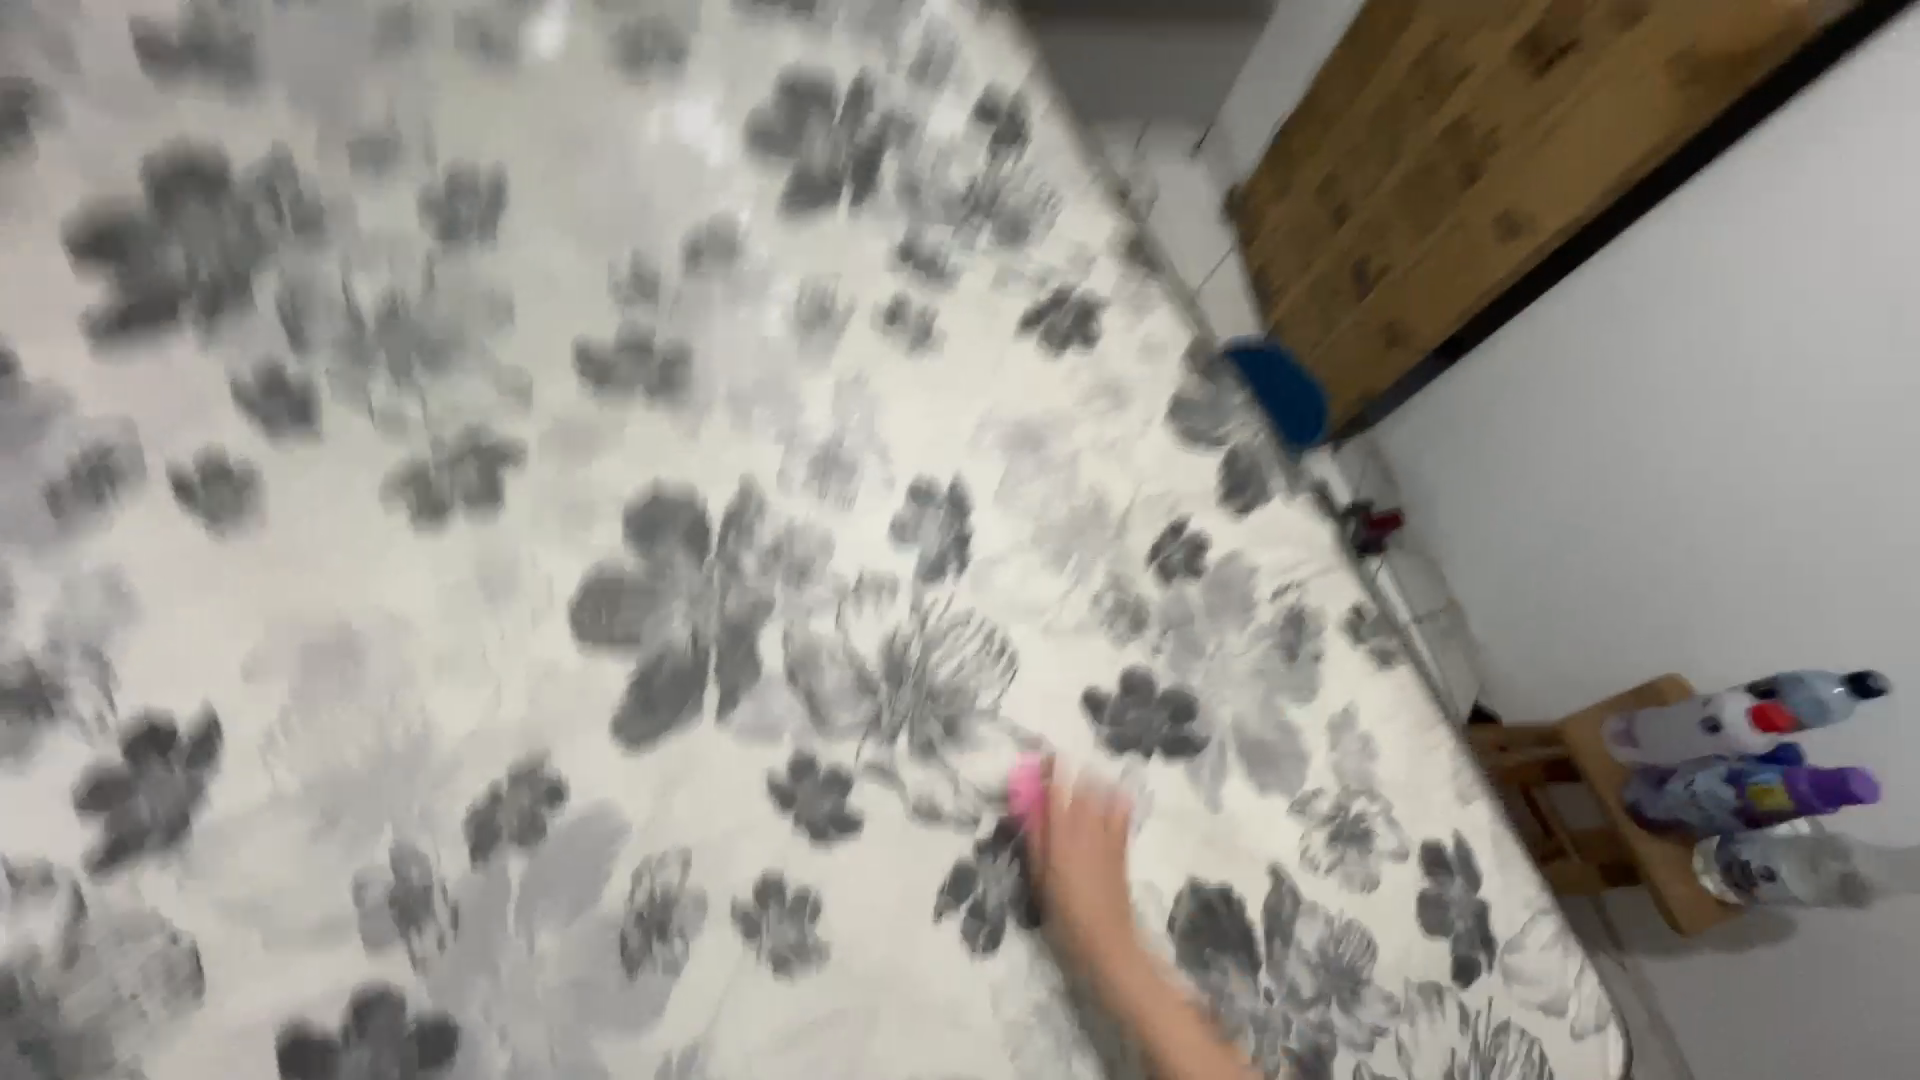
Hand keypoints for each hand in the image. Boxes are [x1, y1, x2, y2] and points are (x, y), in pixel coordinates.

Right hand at [1026, 760, 1142, 980]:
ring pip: (1103, 797)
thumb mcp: (1039, 879)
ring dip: (1095, 781)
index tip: (1047, 755)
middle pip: (1083, 788)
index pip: (1056, 791)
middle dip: (1074, 771)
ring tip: (1087, 772)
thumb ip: (1035, 840)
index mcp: (1061, 835)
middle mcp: (1086, 829)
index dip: (1053, 770)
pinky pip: (1122, 815)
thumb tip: (1027, 809)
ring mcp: (1107, 837)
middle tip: (1063, 762)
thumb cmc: (1064, 914)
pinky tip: (1118, 791)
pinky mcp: (1122, 849)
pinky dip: (1119, 799)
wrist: (1106, 942)